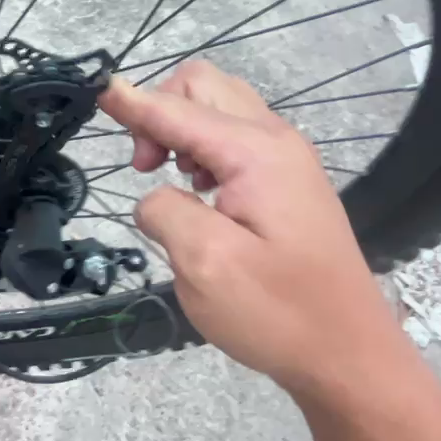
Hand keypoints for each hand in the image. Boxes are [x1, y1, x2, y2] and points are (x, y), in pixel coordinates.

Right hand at [96, 61, 406, 392]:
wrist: (347, 353)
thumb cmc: (278, 313)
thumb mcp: (206, 264)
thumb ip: (166, 212)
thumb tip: (154, 193)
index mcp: (256, 155)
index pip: (176, 110)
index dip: (130, 101)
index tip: (93, 90)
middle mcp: (274, 143)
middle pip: (202, 86)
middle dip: (157, 110)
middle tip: (144, 166)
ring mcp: (284, 160)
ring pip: (217, 106)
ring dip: (178, 127)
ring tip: (168, 177)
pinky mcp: (284, 181)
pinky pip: (231, 135)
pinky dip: (199, 145)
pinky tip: (197, 191)